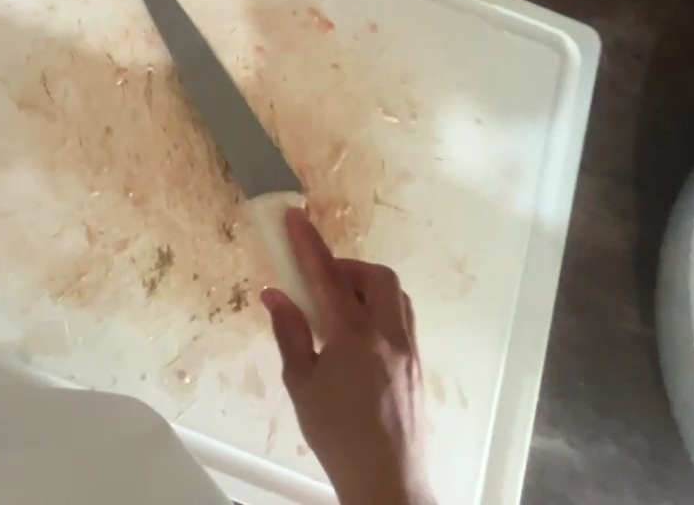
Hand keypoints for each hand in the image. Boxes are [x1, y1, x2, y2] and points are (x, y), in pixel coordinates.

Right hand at [262, 209, 432, 504]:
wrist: (389, 485)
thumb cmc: (336, 434)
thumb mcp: (300, 383)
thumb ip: (290, 332)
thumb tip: (275, 295)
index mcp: (355, 336)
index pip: (327, 276)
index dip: (308, 243)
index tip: (294, 215)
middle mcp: (390, 336)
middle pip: (376, 278)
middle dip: (345, 266)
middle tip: (317, 278)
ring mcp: (410, 352)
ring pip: (394, 297)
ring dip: (364, 286)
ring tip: (334, 304)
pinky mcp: (417, 368)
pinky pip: (400, 319)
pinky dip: (376, 309)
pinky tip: (352, 332)